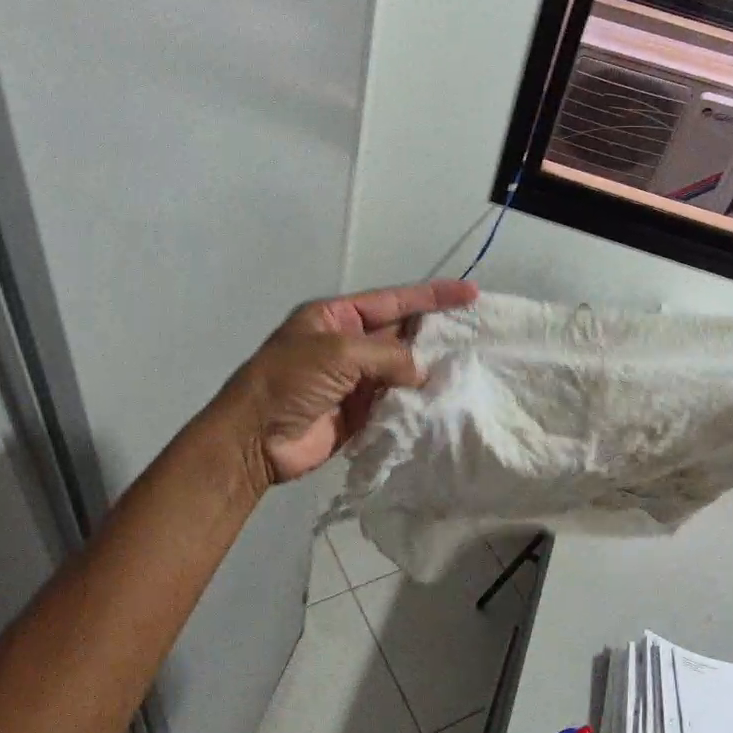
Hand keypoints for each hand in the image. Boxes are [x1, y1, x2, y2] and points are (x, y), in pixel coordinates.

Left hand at [219, 280, 478, 485]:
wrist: (255, 439)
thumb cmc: (289, 381)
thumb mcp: (339, 352)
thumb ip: (388, 356)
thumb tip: (421, 375)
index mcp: (335, 317)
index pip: (392, 300)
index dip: (432, 296)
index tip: (470, 294)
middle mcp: (347, 345)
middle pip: (400, 334)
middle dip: (435, 334)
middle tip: (478, 334)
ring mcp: (354, 381)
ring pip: (401, 371)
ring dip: (429, 372)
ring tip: (470, 368)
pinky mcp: (359, 415)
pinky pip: (395, 404)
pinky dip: (416, 403)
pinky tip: (444, 401)